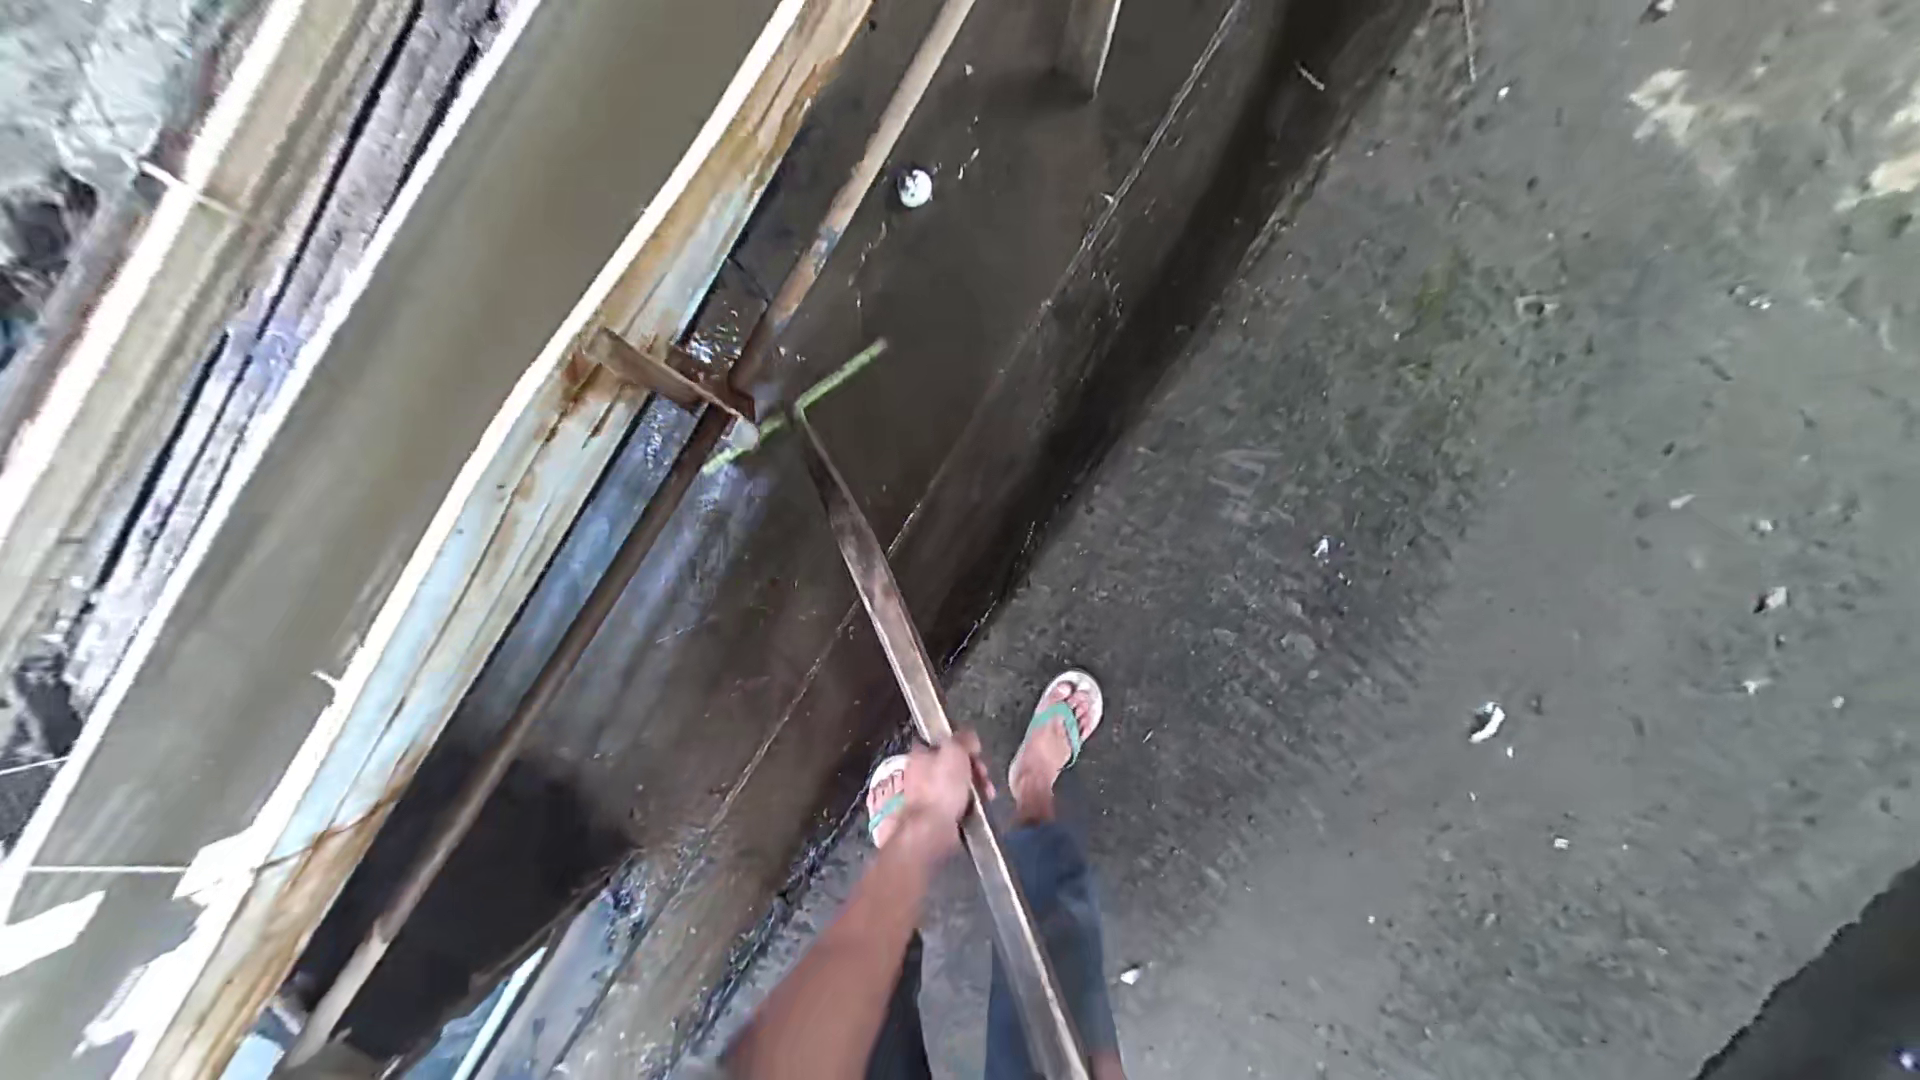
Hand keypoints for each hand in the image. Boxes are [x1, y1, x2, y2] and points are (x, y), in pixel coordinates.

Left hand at [892, 730, 991, 860]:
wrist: (931, 830)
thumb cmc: (941, 786)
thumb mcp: (955, 751)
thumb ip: (964, 739)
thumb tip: (970, 738)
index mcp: (920, 754)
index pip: (943, 742)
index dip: (962, 744)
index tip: (976, 751)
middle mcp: (921, 773)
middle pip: (954, 764)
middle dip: (974, 768)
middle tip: (983, 775)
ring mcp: (929, 796)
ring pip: (959, 785)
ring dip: (977, 788)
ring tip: (987, 794)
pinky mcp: (938, 816)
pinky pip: (959, 804)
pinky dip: (971, 805)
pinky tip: (980, 808)